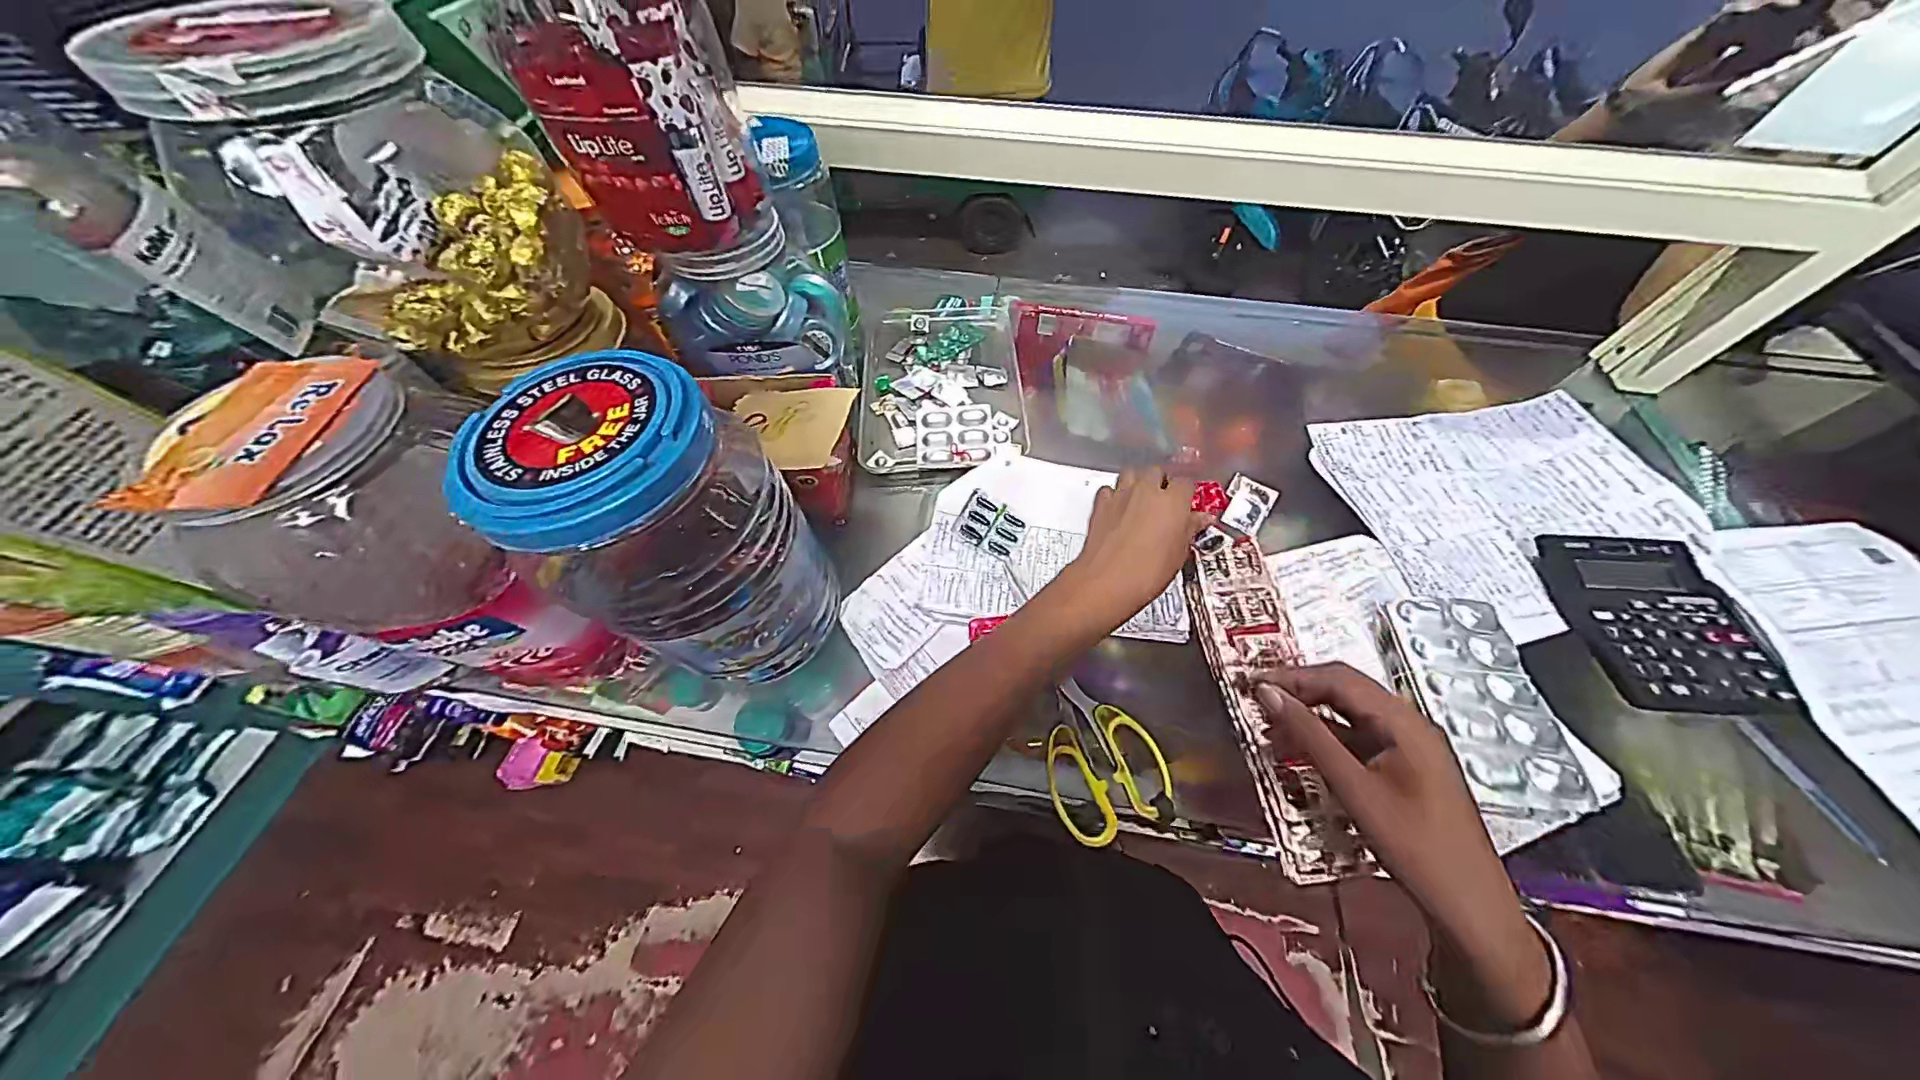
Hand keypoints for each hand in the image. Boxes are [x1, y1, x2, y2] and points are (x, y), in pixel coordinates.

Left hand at [1051, 466, 1211, 634]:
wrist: (1107, 581)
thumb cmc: (1144, 572)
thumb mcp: (1179, 554)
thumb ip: (1189, 530)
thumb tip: (1199, 520)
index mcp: (1173, 500)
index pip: (1186, 483)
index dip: (1186, 494)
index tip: (1186, 505)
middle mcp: (1146, 491)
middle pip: (1157, 472)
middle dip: (1161, 483)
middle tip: (1164, 503)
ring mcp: (1121, 495)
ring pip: (1131, 474)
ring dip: (1137, 483)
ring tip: (1142, 502)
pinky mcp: (1101, 504)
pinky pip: (1109, 489)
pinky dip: (1114, 495)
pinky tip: (1118, 509)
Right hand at [1253, 663, 1551, 1025]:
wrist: (1470, 907)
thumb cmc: (1417, 848)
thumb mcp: (1353, 787)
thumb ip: (1309, 736)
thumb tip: (1270, 695)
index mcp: (1405, 723)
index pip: (1340, 679)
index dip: (1293, 676)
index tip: (1254, 682)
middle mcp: (1411, 726)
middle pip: (1347, 690)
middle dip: (1300, 691)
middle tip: (1258, 699)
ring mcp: (1411, 747)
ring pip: (1351, 714)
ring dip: (1310, 715)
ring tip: (1272, 726)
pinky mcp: (1405, 767)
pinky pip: (1359, 738)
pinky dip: (1326, 738)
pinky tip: (1302, 751)